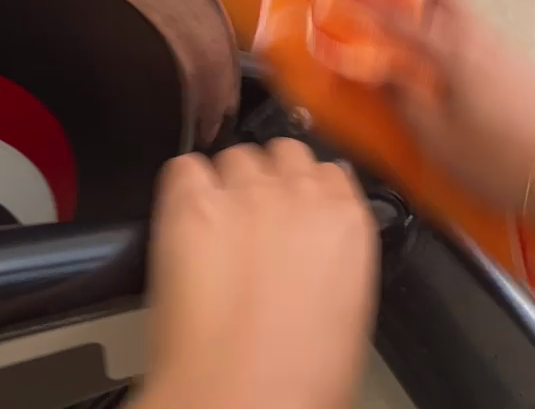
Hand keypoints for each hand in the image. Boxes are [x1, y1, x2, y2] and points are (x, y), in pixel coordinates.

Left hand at [139, 140, 376, 408]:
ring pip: (238, 155)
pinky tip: (186, 213)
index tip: (299, 210)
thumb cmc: (296, 382)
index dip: (309, 191)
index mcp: (345, 219)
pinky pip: (186, 168)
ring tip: (218, 222)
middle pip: (285, 152)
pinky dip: (185, 185)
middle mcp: (299, 192)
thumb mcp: (349, 312)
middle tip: (256, 216)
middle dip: (271, 177)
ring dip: (229, 182)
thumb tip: (322, 251)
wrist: (239, 404)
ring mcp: (245, 193)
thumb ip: (338, 258)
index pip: (331, 171)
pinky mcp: (193, 206)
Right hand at [377, 0, 534, 225]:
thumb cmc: (498, 160)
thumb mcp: (436, 138)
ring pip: (466, 19)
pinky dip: (462, 51)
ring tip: (423, 71)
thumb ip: (404, 98)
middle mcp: (483, 40)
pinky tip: (459, 92)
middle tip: (395, 36)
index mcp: (454, 52)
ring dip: (440, 30)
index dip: (369, 1)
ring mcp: (508, 51)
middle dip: (417, 5)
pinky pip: (483, 42)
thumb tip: (381, 72)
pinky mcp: (523, 69)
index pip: (401, 18)